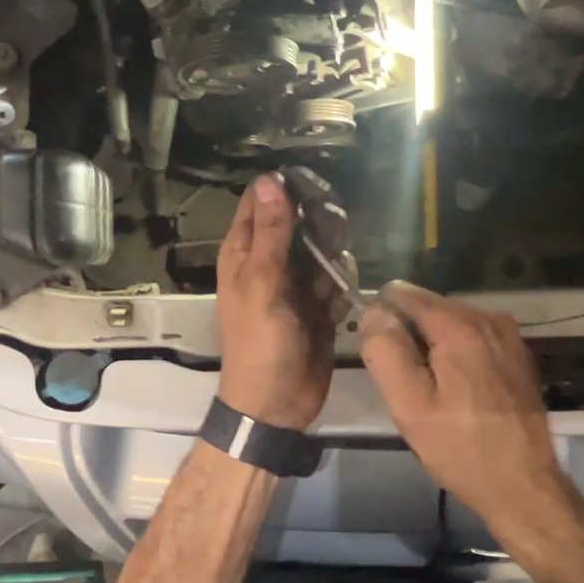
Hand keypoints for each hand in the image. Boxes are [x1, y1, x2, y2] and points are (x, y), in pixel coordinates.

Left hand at [214, 173, 340, 430]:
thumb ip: (271, 233)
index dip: (283, 187)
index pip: (259, 203)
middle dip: (317, 220)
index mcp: (244, 253)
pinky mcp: (318, 305)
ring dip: (332, 252)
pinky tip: (338, 296)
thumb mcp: (263, 283)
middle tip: (337, 221)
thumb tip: (269, 180)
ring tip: (335, 267)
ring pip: (319, 249)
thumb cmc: (260, 342)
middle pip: (296, 222)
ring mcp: (295, 284)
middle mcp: (268, 262)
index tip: (314, 177)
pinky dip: (339, 283)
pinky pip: (334, 280)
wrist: (276, 404)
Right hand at [359, 281, 576, 540]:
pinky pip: (472, 338)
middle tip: (408, 386)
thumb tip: (372, 311)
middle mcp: (487, 318)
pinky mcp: (517, 354)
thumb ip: (385, 350)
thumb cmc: (461, 448)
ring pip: (449, 322)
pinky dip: (457, 355)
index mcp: (459, 326)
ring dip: (433, 347)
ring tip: (432, 393)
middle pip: (427, 306)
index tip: (382, 357)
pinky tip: (458, 394)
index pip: (402, 292)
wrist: (524, 488)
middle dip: (409, 336)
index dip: (382, 318)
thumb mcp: (409, 405)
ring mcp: (508, 336)